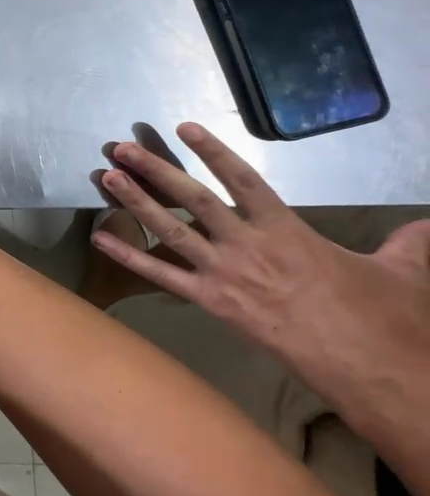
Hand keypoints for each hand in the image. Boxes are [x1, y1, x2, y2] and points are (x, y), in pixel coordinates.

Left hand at [94, 123, 429, 409]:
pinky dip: (128, 257)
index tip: (184, 128)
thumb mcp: (401, 272)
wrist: (371, 367)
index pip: (244, 180)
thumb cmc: (386, 318)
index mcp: (288, 231)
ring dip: (134, 202)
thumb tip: (427, 224)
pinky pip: (161, 275)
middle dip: (155, 169)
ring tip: (105, 177)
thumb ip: (407, 242)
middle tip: (119, 147)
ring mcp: (225, 273)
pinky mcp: (211, 301)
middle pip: (192, 198)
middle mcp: (248, 246)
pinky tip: (99, 240)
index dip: (213, 151)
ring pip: (168, 229)